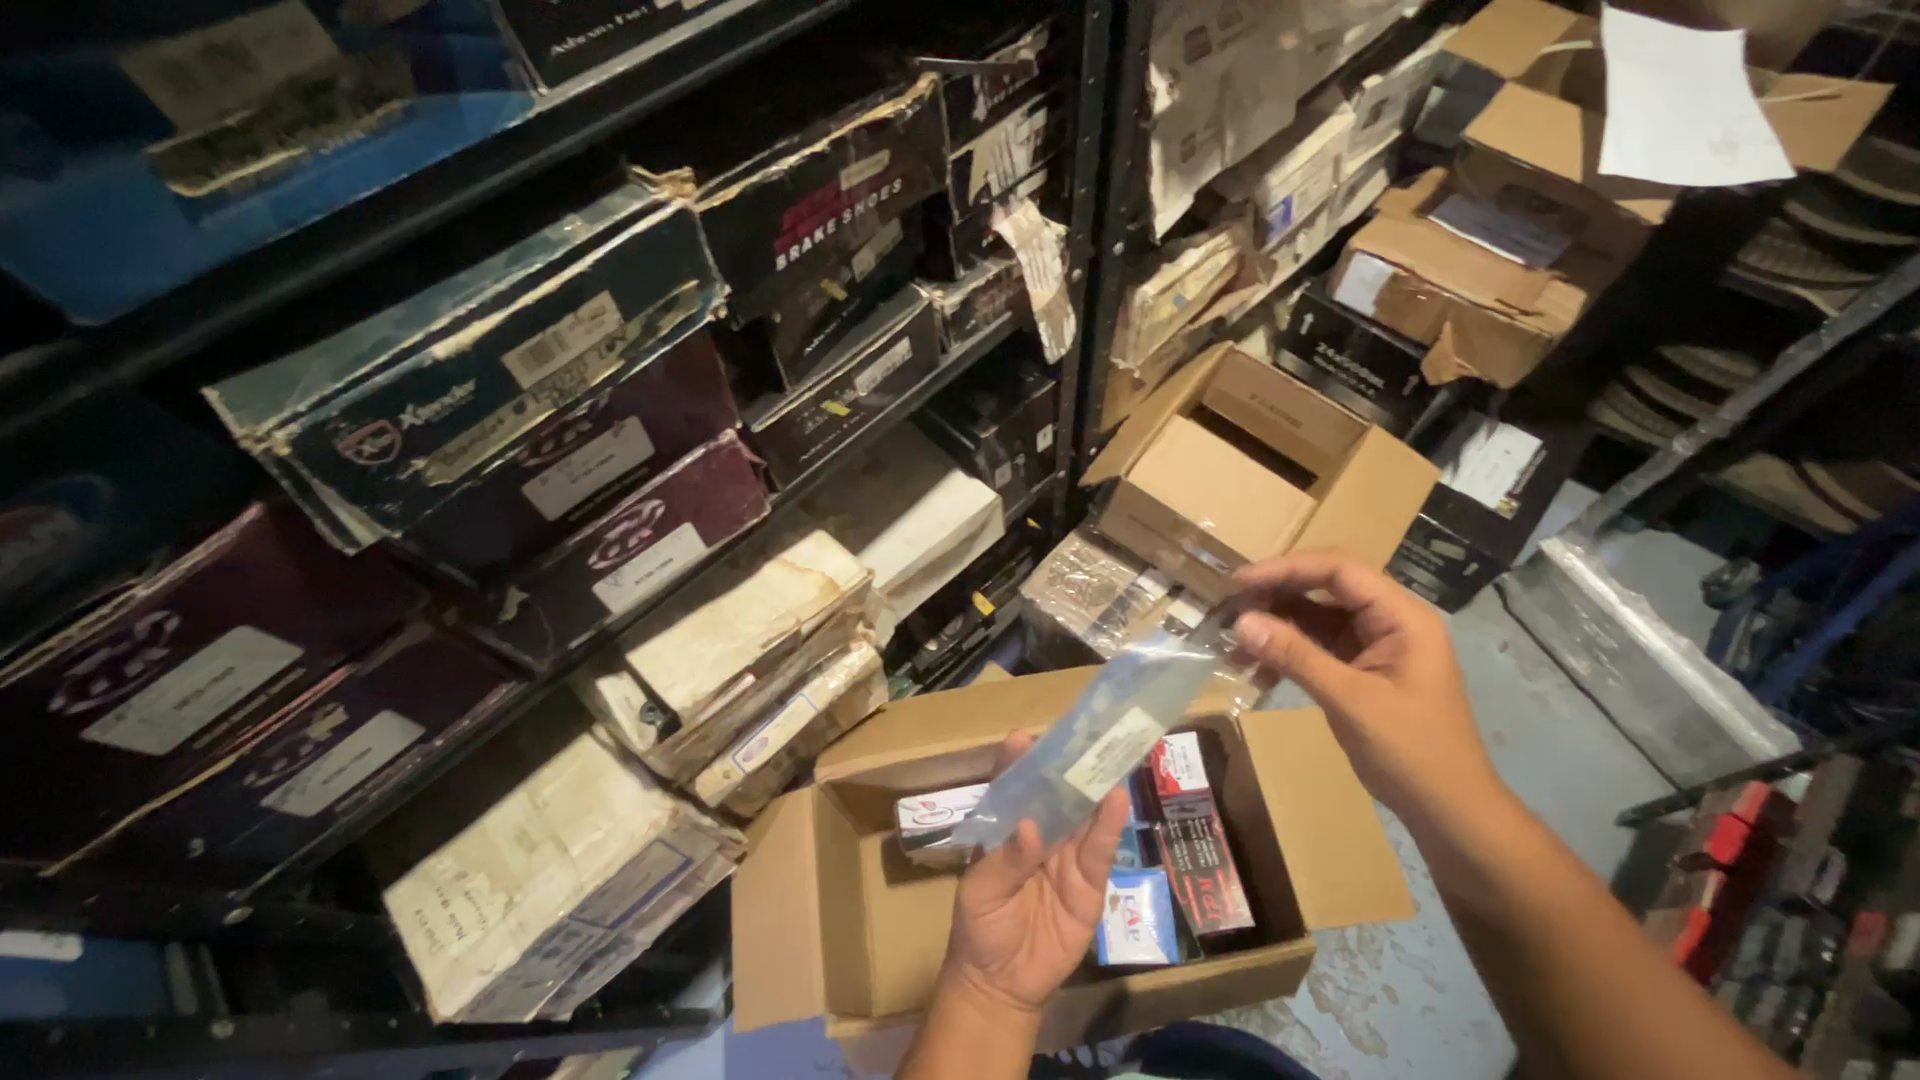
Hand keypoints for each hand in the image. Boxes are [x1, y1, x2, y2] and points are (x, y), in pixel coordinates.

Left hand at [942, 731, 1131, 1013]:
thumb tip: (1031, 828)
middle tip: (1084, 733)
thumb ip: (1005, 860)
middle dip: (1067, 766)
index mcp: (1005, 831)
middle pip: (1054, 795)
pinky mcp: (1090, 883)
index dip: (1017, 763)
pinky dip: (1109, 824)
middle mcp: (1039, 835)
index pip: (1011, 789)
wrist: (1003, 984)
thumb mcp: (980, 893)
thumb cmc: (979, 929)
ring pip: (1082, 815)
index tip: (1023, 737)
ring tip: (1108, 755)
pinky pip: (1100, 850)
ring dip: (1094, 787)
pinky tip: (1117, 798)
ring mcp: (1067, 857)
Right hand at [1229, 549, 1500, 820]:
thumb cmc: (1411, 751)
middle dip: (1275, 596)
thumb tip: (1241, 622)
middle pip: (1325, 588)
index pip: (1339, 570)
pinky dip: (1286, 654)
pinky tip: (1256, 672)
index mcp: (1402, 617)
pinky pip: (1317, 647)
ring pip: (1316, 618)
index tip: (1240, 583)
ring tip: (1234, 645)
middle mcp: (1390, 621)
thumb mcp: (1350, 700)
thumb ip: (1296, 656)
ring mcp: (1375, 645)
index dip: (1286, 569)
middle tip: (1229, 611)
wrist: (1448, 809)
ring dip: (1276, 627)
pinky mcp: (1361, 669)